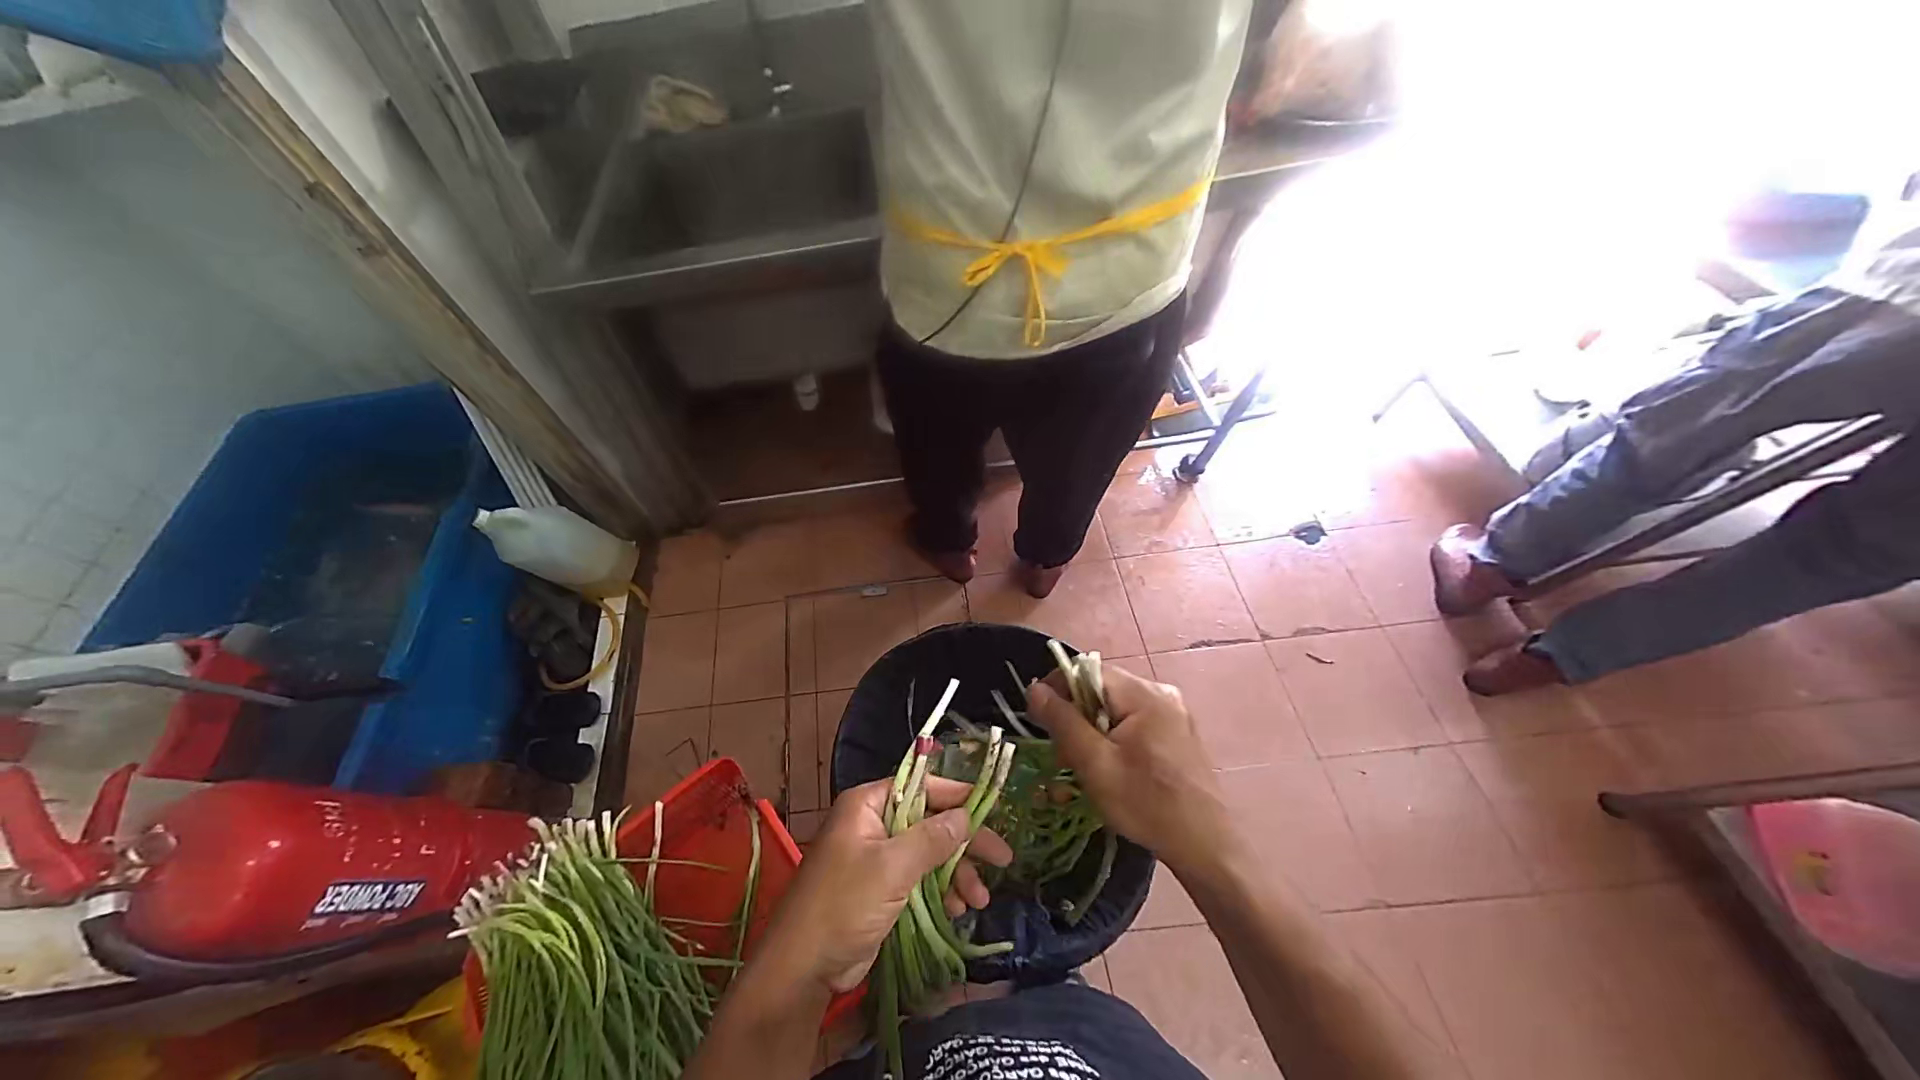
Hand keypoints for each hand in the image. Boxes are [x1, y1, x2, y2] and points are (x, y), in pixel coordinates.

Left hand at [754, 776, 1011, 994]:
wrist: (802, 969)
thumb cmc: (843, 906)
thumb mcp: (892, 867)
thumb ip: (932, 838)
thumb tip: (965, 815)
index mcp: (867, 805)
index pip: (920, 786)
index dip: (956, 795)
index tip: (991, 807)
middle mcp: (873, 824)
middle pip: (930, 821)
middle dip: (964, 844)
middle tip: (1002, 860)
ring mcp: (877, 858)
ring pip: (929, 853)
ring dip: (957, 874)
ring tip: (978, 901)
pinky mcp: (881, 889)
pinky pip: (921, 879)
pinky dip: (942, 891)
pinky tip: (959, 909)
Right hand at [1027, 665, 1232, 872]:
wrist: (1206, 846)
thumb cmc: (1146, 804)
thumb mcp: (1094, 764)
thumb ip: (1062, 721)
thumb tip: (1035, 689)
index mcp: (1143, 694)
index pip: (1087, 670)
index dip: (1058, 689)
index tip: (1039, 719)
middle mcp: (1161, 693)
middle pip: (1102, 689)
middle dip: (1075, 716)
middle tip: (1063, 754)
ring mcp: (1174, 714)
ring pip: (1116, 708)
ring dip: (1093, 731)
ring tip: (1085, 767)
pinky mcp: (1178, 734)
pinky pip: (1135, 723)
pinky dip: (1115, 739)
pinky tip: (1111, 769)